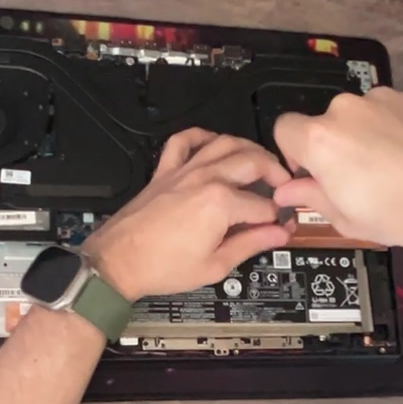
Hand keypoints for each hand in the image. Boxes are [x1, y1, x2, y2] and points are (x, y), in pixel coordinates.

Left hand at [82, 129, 292, 299]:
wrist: (118, 263)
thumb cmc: (161, 267)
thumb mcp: (215, 265)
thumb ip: (251, 244)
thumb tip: (278, 234)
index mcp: (221, 203)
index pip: (265, 205)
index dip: (280, 217)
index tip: (284, 226)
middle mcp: (205, 178)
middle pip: (254, 162)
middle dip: (277, 173)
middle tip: (284, 187)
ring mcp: (184, 170)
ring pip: (225, 143)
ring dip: (249, 148)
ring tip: (262, 162)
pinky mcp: (165, 171)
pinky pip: (184, 141)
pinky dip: (201, 136)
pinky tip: (214, 143)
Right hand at [272, 88, 402, 263]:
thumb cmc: (400, 214)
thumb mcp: (344, 216)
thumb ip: (310, 196)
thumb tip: (289, 190)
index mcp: (321, 139)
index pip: (284, 129)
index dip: (292, 152)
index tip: (308, 171)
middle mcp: (348, 110)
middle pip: (325, 122)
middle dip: (333, 147)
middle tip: (354, 180)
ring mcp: (384, 100)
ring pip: (360, 116)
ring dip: (365, 137)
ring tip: (388, 171)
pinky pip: (392, 112)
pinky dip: (395, 130)